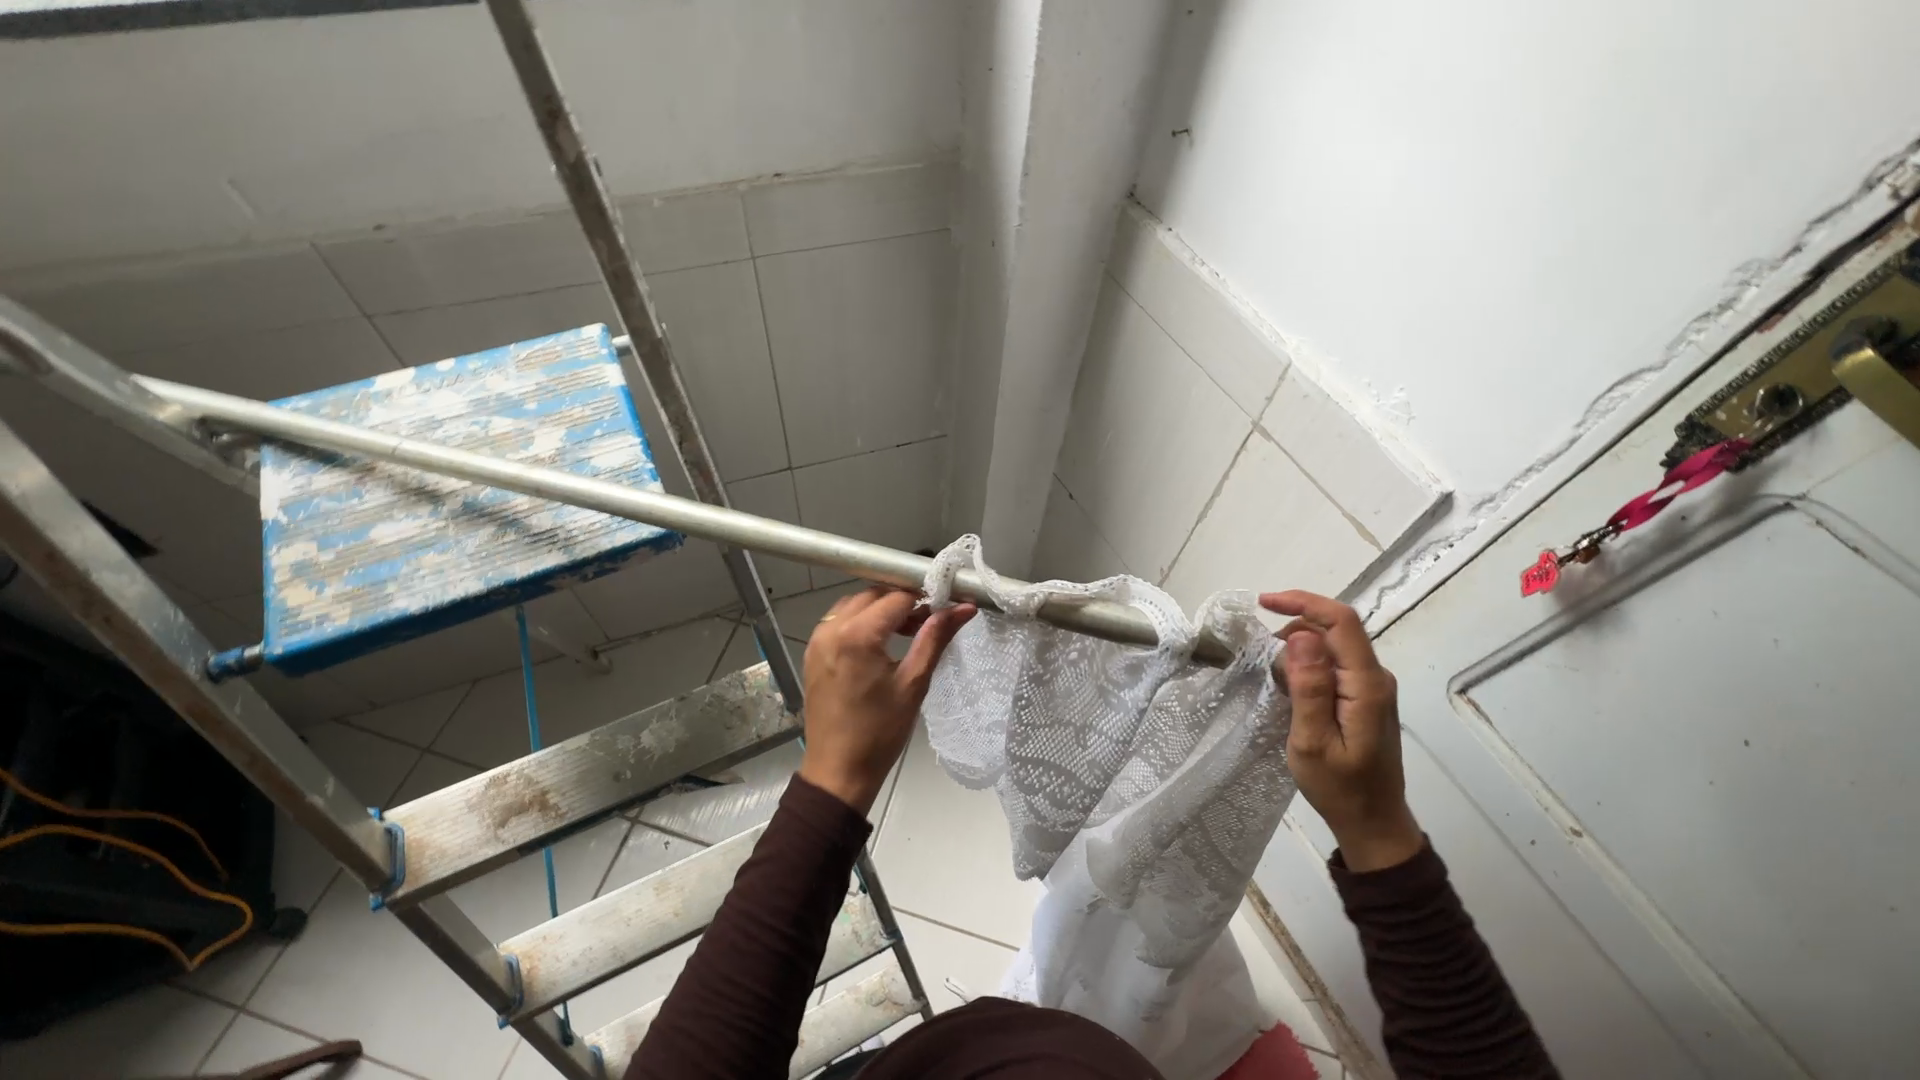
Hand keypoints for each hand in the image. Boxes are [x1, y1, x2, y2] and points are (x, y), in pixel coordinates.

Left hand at [797, 587, 975, 814]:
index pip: (897, 597)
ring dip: (881, 609)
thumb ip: (936, 638)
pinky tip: (882, 643)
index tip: (946, 607)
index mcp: (857, 636)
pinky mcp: (813, 653)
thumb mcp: (914, 683)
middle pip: (873, 594)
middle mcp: (831, 629)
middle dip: (903, 601)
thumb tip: (964, 608)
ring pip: (854, 604)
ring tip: (908, 632)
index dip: (925, 598)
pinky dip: (862, 622)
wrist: (838, 771)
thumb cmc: (880, 733)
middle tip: (930, 621)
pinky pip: (839, 622)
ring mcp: (817, 640)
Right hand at [1261, 590, 1423, 871]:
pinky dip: (1307, 664)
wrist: (1373, 822)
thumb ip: (1309, 687)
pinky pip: (1335, 663)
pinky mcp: (1365, 697)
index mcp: (1366, 686)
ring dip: (1299, 648)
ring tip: (1275, 682)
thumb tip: (1302, 636)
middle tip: (1263, 662)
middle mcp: (1375, 677)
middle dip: (1294, 628)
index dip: (1303, 602)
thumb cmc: (1339, 788)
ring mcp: (1372, 687)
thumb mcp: (1312, 742)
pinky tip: (1290, 689)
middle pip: (1336, 628)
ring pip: (1333, 645)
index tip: (1263, 603)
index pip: (1341, 622)